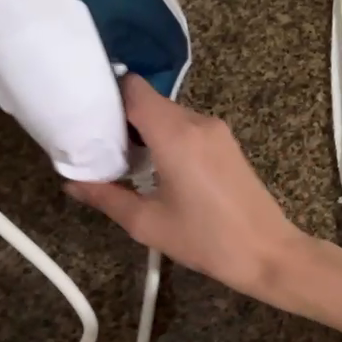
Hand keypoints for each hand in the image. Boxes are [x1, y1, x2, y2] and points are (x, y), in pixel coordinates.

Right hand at [65, 75, 309, 298]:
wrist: (268, 252)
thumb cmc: (207, 239)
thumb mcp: (148, 223)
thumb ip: (106, 197)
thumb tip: (73, 183)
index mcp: (176, 134)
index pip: (133, 88)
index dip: (106, 95)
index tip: (84, 116)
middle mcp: (199, 122)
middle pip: (150, 101)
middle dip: (122, 119)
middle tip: (97, 146)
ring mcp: (219, 132)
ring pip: (171, 115)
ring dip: (146, 131)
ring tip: (124, 161)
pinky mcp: (230, 146)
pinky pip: (190, 129)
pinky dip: (169, 139)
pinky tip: (156, 168)